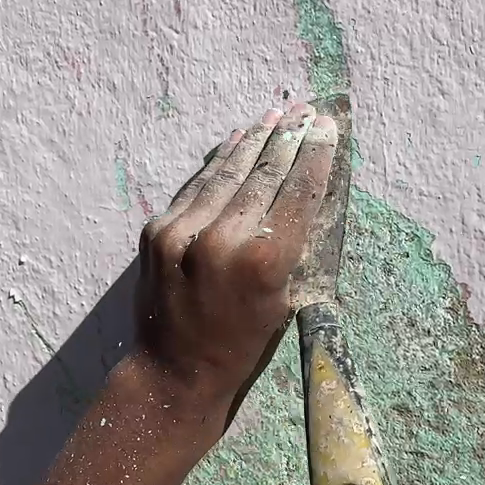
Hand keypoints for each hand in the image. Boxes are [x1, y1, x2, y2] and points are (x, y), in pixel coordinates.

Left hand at [134, 103, 337, 426]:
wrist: (172, 373)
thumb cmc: (243, 345)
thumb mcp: (284, 300)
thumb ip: (291, 245)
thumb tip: (301, 190)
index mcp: (264, 262)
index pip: (298, 193)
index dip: (316, 155)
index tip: (327, 126)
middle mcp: (222, 239)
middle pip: (263, 175)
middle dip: (288, 138)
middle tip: (305, 111)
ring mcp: (183, 231)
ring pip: (227, 173)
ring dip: (254, 141)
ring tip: (275, 115)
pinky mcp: (157, 230)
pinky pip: (196, 186)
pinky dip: (219, 162)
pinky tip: (235, 141)